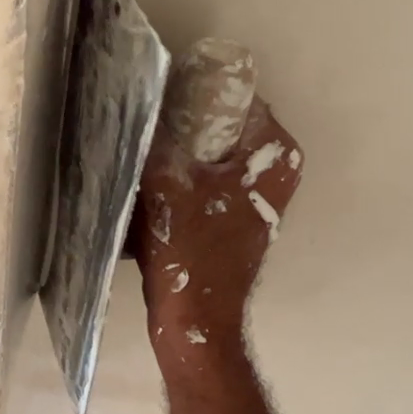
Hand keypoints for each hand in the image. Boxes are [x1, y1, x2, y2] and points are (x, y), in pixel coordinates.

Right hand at [132, 101, 302, 343]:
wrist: (194, 320)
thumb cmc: (189, 252)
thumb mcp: (166, 185)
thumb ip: (157, 138)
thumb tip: (139, 99)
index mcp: (273, 155)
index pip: (236, 98)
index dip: (194, 93)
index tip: (156, 96)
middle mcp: (273, 172)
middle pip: (220, 128)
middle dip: (181, 125)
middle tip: (141, 126)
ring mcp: (254, 200)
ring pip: (207, 158)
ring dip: (176, 155)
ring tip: (139, 153)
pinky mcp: (233, 222)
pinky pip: (201, 184)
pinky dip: (178, 182)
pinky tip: (147, 188)